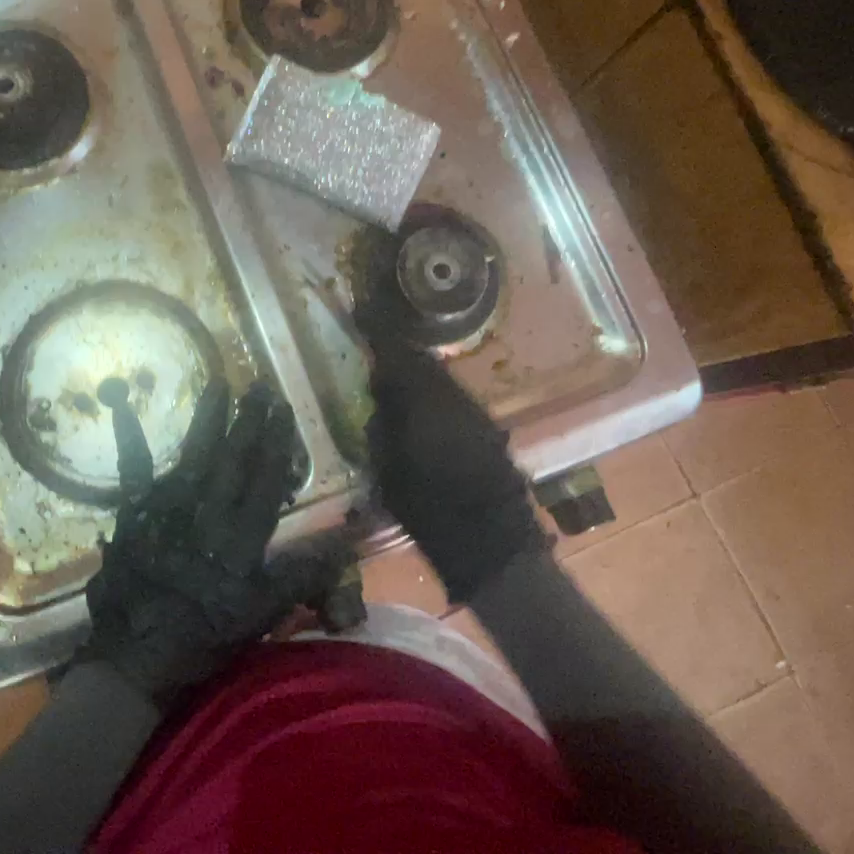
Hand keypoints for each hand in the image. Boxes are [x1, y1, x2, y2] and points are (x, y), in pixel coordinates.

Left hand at [75, 380, 352, 707]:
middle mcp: (206, 512)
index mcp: (240, 537)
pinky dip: (130, 437)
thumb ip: (301, 576)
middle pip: (232, 458)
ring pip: (193, 454)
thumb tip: (345, 543)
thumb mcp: (261, 615)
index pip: (265, 480)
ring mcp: (167, 508)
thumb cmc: (204, 637)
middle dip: (248, 420)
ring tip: (219, 383)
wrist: (137, 656)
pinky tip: (123, 406)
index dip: (277, 442)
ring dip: (207, 418)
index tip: (285, 409)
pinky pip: (132, 469)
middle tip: (260, 385)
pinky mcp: (134, 512)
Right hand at [360, 305, 548, 601]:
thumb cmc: (429, 514)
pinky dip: (434, 392)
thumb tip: (380, 390)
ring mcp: (475, 411)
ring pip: (440, 377)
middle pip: (421, 359)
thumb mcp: (388, 472)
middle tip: (375, 345)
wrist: (493, 546)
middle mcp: (453, 398)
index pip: (396, 353)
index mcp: (423, 404)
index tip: (360, 307)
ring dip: (417, 371)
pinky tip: (423, 407)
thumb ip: (382, 425)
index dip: (376, 328)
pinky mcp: (489, 427)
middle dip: (397, 349)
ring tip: (395, 376)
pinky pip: (454, 396)